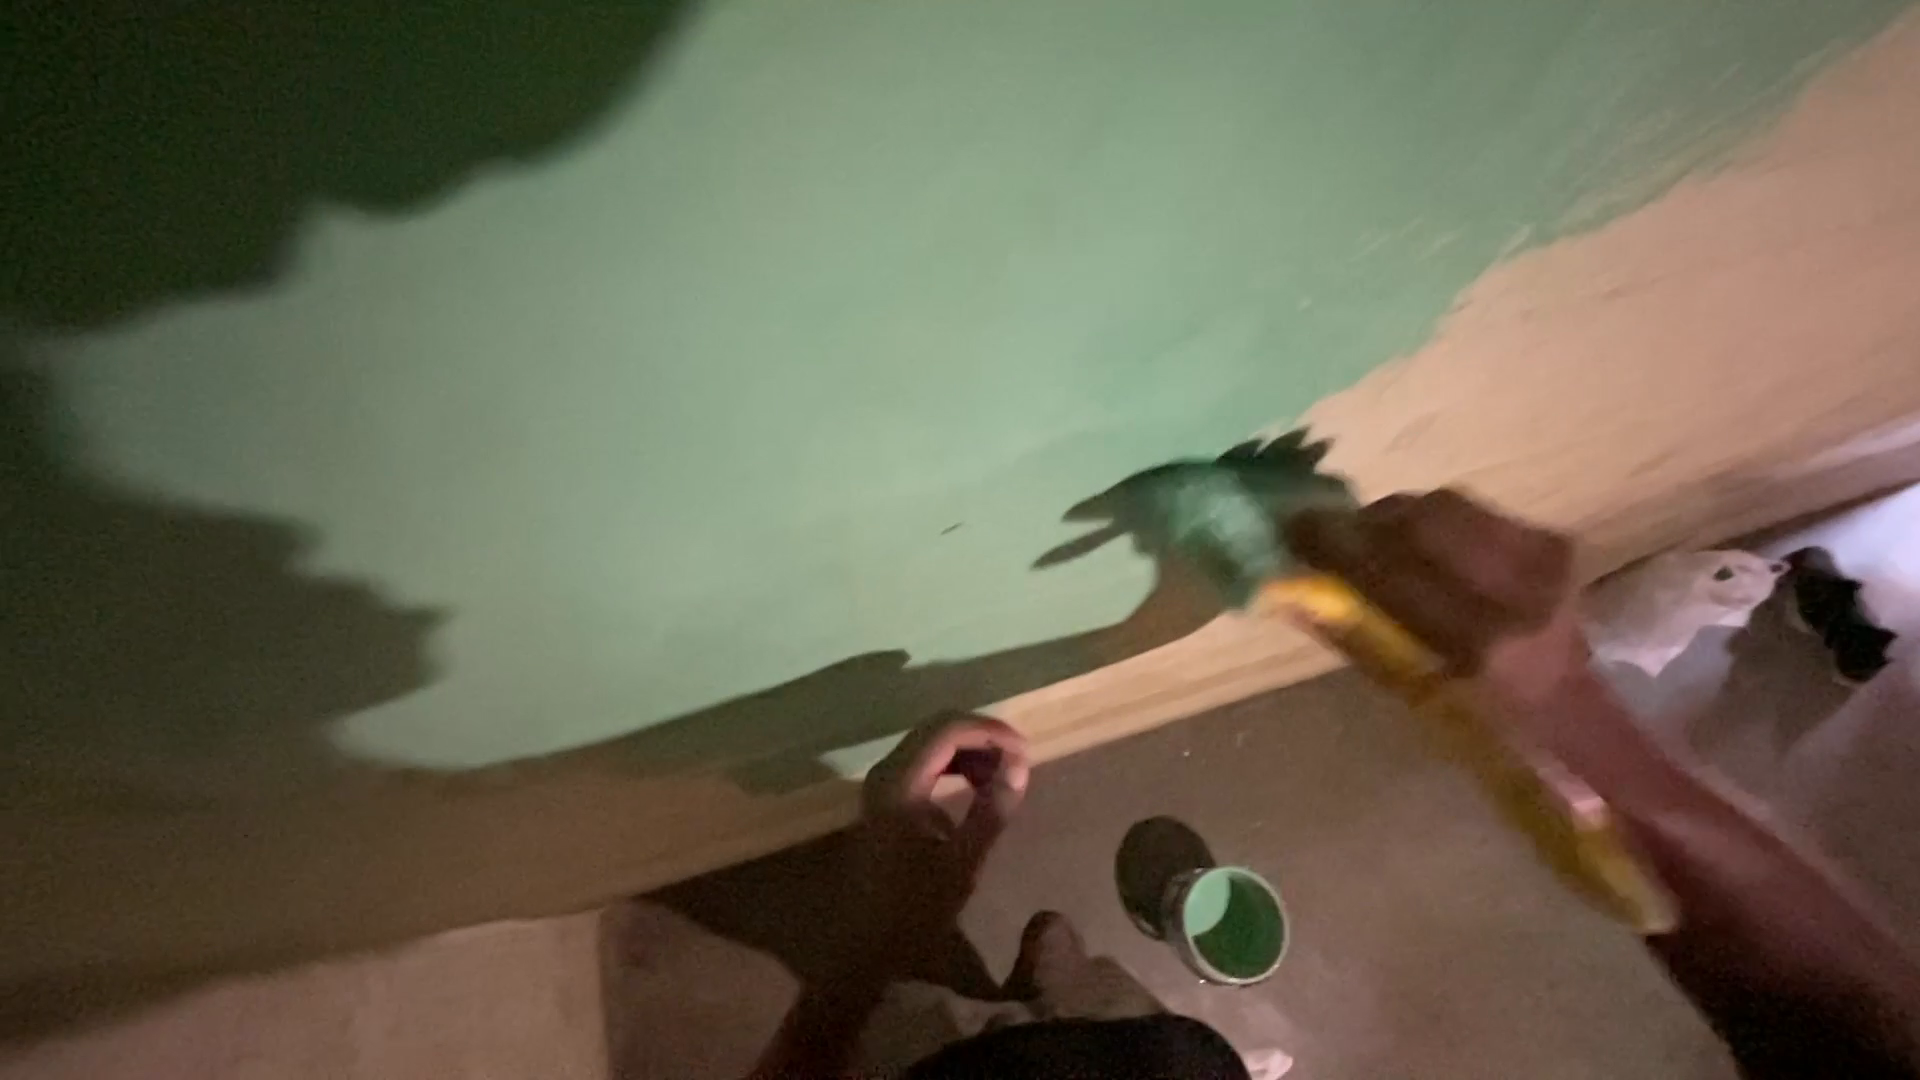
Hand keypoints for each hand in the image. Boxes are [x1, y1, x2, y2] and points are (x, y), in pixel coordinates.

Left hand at [840, 713, 1030, 974]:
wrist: (863, 946)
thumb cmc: (913, 909)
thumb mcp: (961, 864)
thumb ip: (991, 811)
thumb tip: (1019, 766)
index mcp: (900, 784)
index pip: (947, 730)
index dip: (990, 731)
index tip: (1025, 751)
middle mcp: (886, 771)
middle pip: (938, 727)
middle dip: (982, 736)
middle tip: (1019, 760)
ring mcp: (884, 781)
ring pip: (932, 740)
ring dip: (970, 749)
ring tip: (1004, 774)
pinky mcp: (888, 794)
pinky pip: (925, 759)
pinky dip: (956, 763)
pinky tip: (978, 785)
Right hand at [1286, 489, 1591, 717]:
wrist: (1573, 709)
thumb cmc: (1476, 716)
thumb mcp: (1405, 688)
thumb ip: (1349, 631)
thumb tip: (1287, 586)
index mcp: (1479, 640)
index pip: (1389, 569)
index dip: (1334, 542)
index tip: (1293, 529)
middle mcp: (1519, 588)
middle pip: (1419, 519)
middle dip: (1363, 521)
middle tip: (1328, 531)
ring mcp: (1543, 556)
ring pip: (1441, 504)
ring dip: (1394, 517)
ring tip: (1370, 539)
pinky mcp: (1551, 538)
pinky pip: (1467, 508)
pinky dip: (1428, 519)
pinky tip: (1416, 542)